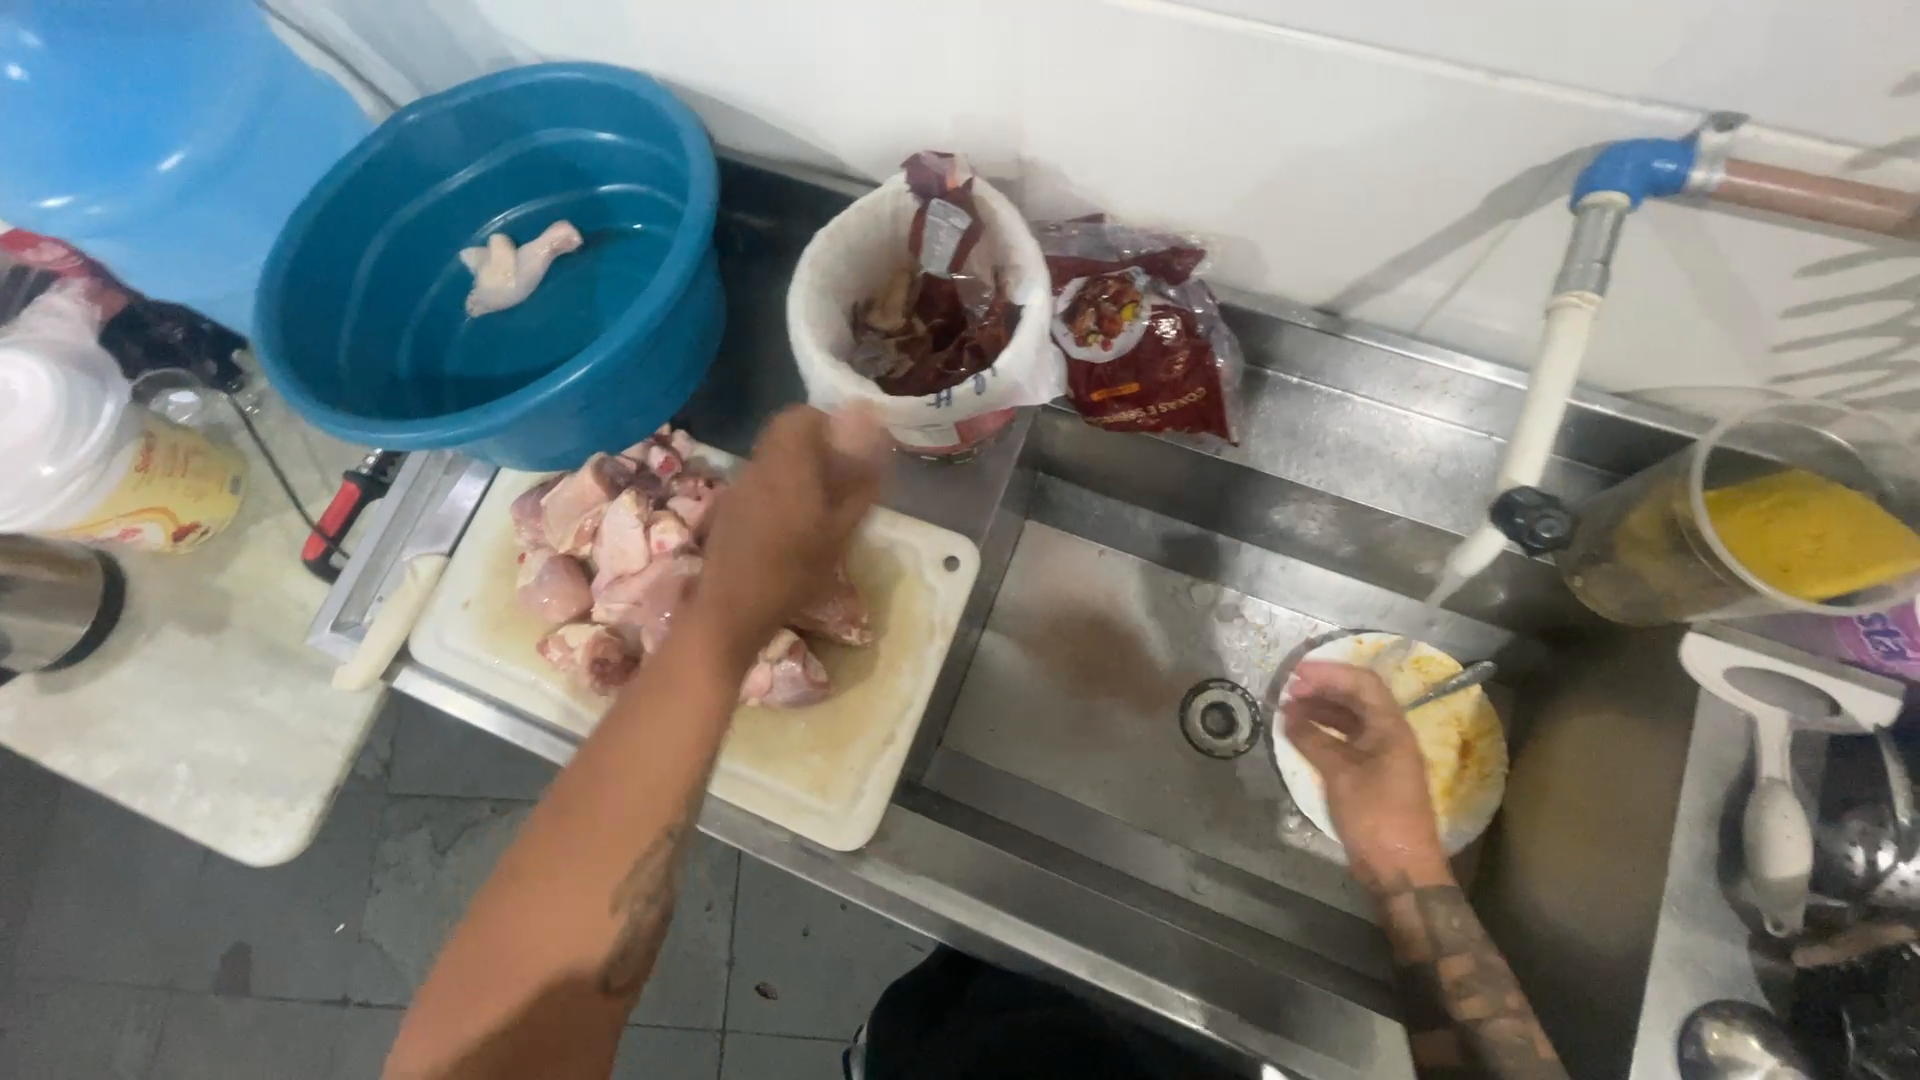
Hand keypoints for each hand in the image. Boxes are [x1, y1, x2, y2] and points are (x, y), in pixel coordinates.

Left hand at [693, 406, 888, 655]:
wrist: (732, 608)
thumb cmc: (794, 572)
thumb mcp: (839, 533)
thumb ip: (859, 487)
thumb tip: (877, 450)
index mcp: (789, 465)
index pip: (802, 416)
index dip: (828, 422)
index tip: (850, 447)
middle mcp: (760, 466)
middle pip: (784, 431)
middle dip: (815, 442)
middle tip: (840, 471)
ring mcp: (740, 485)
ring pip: (772, 454)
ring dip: (797, 463)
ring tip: (821, 497)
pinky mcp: (729, 506)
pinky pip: (760, 477)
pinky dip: (781, 483)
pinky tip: (793, 518)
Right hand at [1282, 661, 1451, 891]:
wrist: (1401, 869)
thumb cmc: (1376, 817)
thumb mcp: (1340, 774)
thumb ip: (1313, 740)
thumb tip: (1288, 716)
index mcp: (1392, 729)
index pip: (1363, 684)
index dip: (1330, 672)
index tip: (1296, 672)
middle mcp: (1390, 735)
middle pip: (1356, 698)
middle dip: (1322, 688)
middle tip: (1287, 690)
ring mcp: (1382, 755)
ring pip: (1350, 718)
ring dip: (1320, 709)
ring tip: (1287, 709)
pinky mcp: (1372, 773)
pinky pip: (1346, 739)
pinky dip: (1323, 731)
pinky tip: (1300, 732)